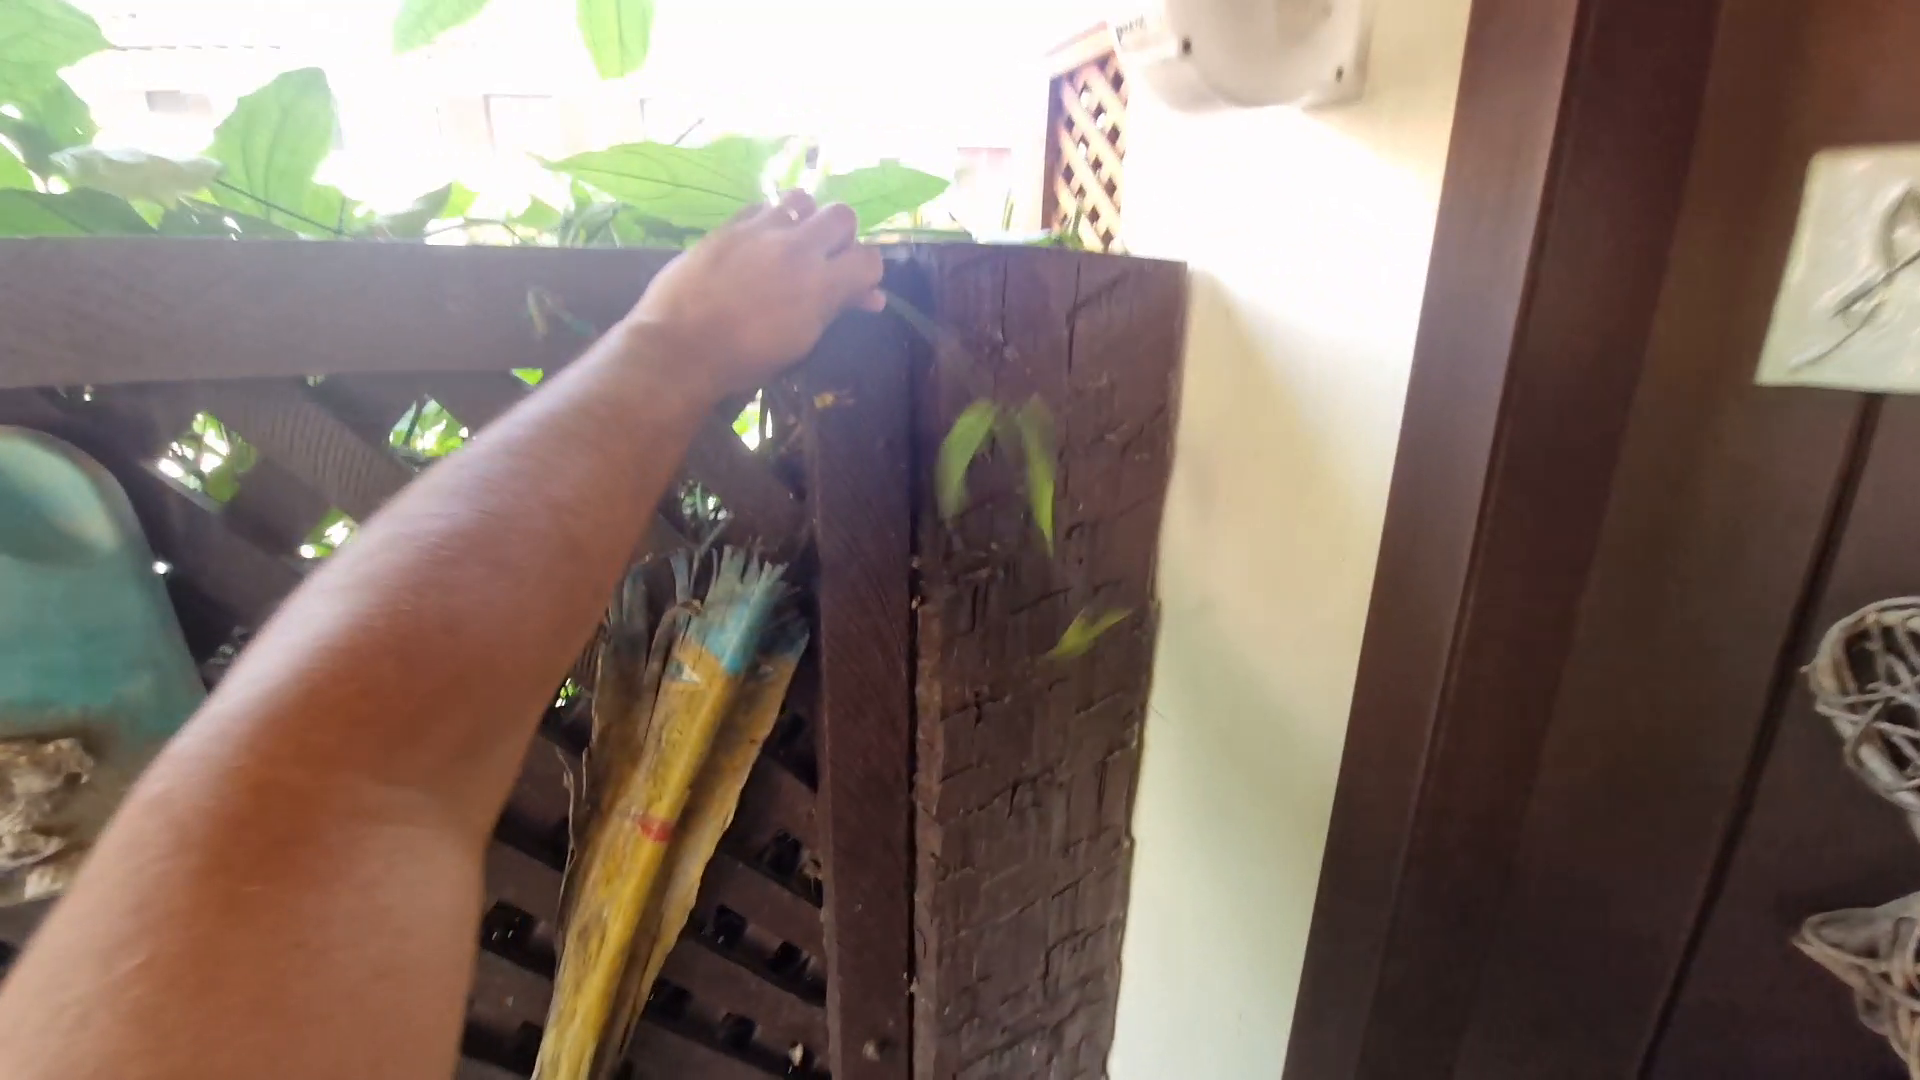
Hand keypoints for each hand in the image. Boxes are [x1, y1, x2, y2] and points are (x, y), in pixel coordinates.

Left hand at [623, 190, 885, 404]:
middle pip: (842, 215)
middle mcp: (797, 247)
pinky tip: (759, 245)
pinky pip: (762, 206)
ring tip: (793, 244)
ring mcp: (761, 230)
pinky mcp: (729, 224)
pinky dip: (770, 221)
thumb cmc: (747, 359)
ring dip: (806, 219)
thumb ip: (835, 309)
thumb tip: (871, 297)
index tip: (857, 287)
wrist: (682, 346)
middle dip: (842, 236)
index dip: (868, 273)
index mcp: (820, 284)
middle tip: (827, 260)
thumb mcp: (802, 341)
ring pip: (802, 198)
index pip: (869, 259)